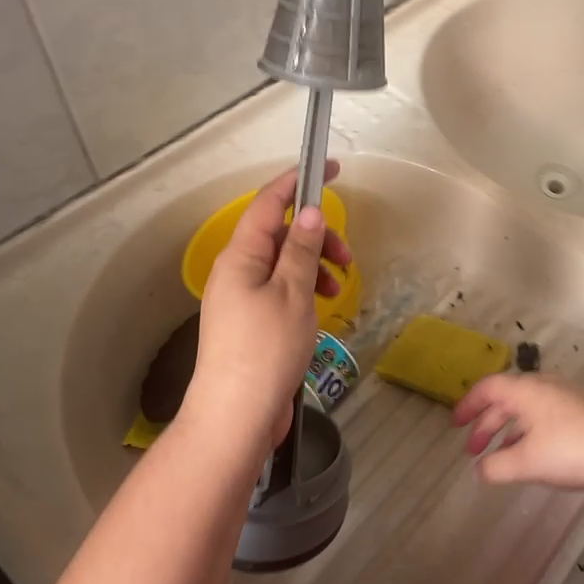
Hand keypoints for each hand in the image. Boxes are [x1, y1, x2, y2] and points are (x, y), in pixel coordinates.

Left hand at [192, 163, 354, 449]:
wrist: (236, 415)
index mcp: (241, 256)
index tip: (330, 168)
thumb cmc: (266, 348)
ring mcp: (242, 298)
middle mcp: (236, 271)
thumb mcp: (293, 292)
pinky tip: (321, 307)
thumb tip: (309, 211)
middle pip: (280, 234)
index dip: (298, 181)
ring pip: (284, 263)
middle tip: (347, 256)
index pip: (269, 203)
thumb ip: (302, 248)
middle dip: (316, 235)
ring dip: (314, 265)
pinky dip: (305, 289)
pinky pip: (282, 289)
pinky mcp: (251, 324)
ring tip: (339, 286)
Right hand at [453, 374, 583, 491]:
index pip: (487, 388)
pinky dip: (527, 430)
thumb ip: (495, 467)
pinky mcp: (581, 409)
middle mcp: (543, 385)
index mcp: (524, 390)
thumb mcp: (525, 463)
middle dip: (486, 423)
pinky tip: (531, 454)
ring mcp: (564, 395)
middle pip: (505, 398)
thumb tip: (479, 470)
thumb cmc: (570, 451)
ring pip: (525, 407)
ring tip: (499, 455)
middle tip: (473, 449)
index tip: (456, 424)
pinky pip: (542, 414)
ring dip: (507, 429)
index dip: (468, 405)